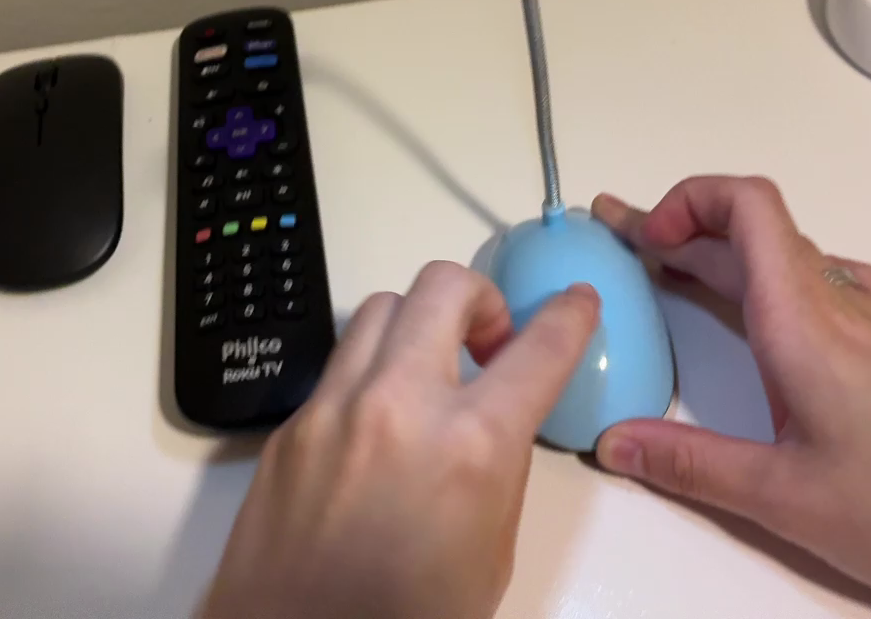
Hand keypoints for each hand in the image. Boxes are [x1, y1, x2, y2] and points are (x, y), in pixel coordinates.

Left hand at [201, 261, 599, 618]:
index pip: (536, 353)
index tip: (578, 301)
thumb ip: (498, 465)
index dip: (569, 318)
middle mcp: (398, 404)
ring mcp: (334, 404)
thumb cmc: (411, 618)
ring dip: (418, 323)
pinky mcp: (292, 419)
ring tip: (427, 368)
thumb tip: (493, 412)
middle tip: (485, 342)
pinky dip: (372, 369)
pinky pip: (341, 361)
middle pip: (442, 285)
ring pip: (382, 305)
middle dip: (479, 299)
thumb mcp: (489, 555)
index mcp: (468, 448)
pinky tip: (375, 417)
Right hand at [592, 177, 870, 618]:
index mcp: (803, 317)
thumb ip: (687, 464)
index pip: (748, 204)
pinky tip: (761, 310)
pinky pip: (818, 278)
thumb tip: (607, 444)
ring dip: (716, 250)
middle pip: (748, 227)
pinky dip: (765, 272)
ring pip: (781, 253)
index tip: (646, 242)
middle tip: (616, 240)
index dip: (687, 199)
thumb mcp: (786, 497)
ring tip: (668, 270)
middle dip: (673, 226)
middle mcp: (837, 301)